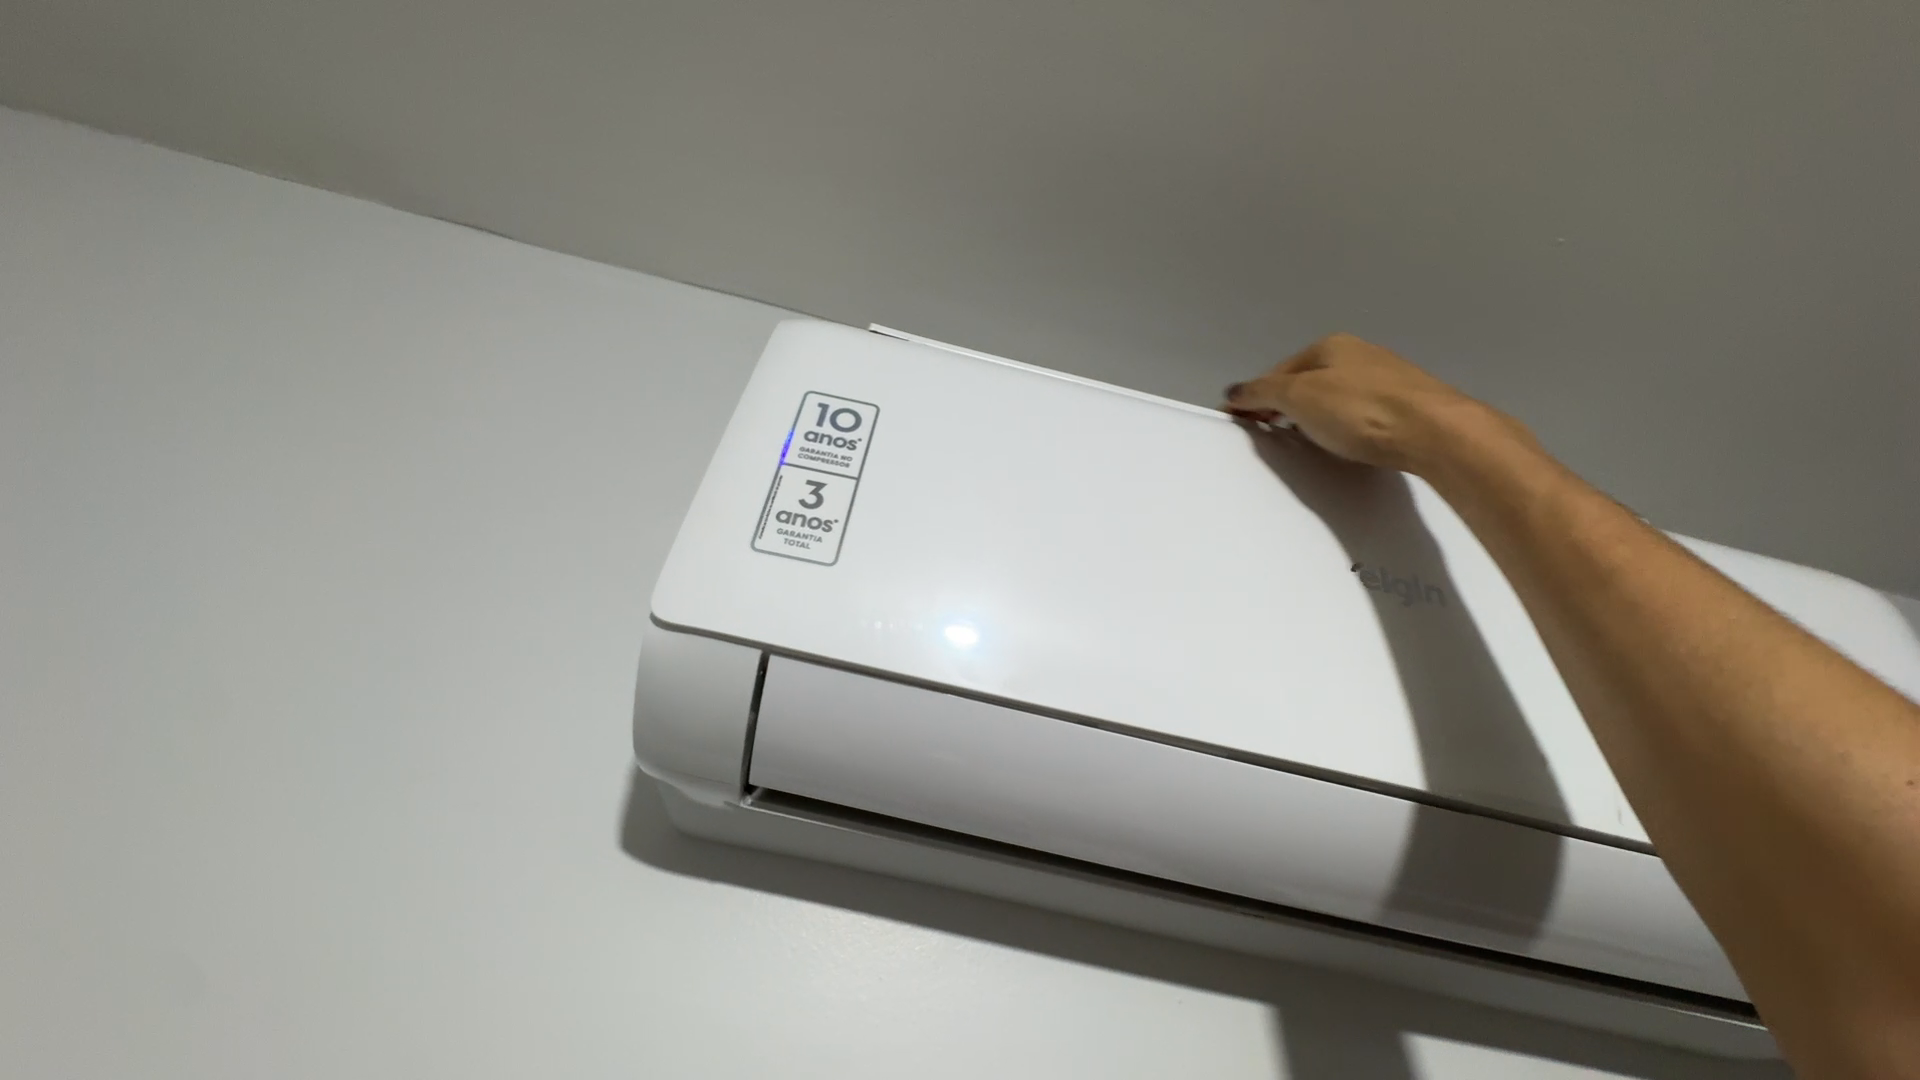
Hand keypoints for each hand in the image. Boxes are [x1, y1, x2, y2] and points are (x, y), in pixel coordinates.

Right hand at [1222, 333, 1526, 473]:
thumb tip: (1232, 390)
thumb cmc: (1359, 411)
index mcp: (1330, 346)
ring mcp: (1385, 377)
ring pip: (1333, 395)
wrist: (1434, 432)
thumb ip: (1262, 392)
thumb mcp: (1298, 398)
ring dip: (1312, 415)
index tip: (1239, 421)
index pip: (1277, 371)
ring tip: (1301, 440)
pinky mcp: (1404, 405)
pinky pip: (1358, 411)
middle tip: (1266, 432)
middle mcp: (1358, 354)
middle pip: (1306, 381)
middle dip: (1283, 404)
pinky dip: (1340, 423)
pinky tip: (1341, 440)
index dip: (1255, 396)